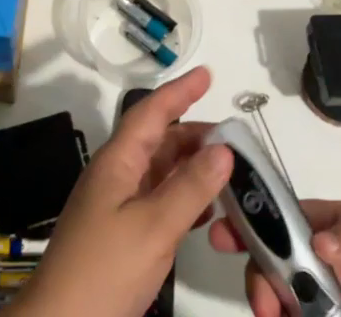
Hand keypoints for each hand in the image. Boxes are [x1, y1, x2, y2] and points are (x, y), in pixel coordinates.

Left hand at [5, 67, 233, 316]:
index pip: (151, 113)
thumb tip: (224, 148)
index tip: (207, 74)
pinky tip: (209, 210)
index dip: (179, 92)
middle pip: (159, 141)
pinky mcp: (123, 233)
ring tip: (230, 170)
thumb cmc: (105, 267)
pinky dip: (186, 198)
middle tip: (235, 139)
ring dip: (193, 167)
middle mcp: (117, 175)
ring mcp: (118, 205)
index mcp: (118, 162)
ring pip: (161, 172)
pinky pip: (159, 201)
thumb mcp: (153, 226)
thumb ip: (190, 188)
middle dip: (195, 133)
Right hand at [209, 199, 340, 316]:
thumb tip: (317, 238)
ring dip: (270, 304)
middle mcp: (332, 263)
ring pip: (282, 296)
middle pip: (278, 258)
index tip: (227, 232)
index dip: (258, 219)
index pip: (292, 216)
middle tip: (264, 304)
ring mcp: (333, 302)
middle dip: (260, 273)